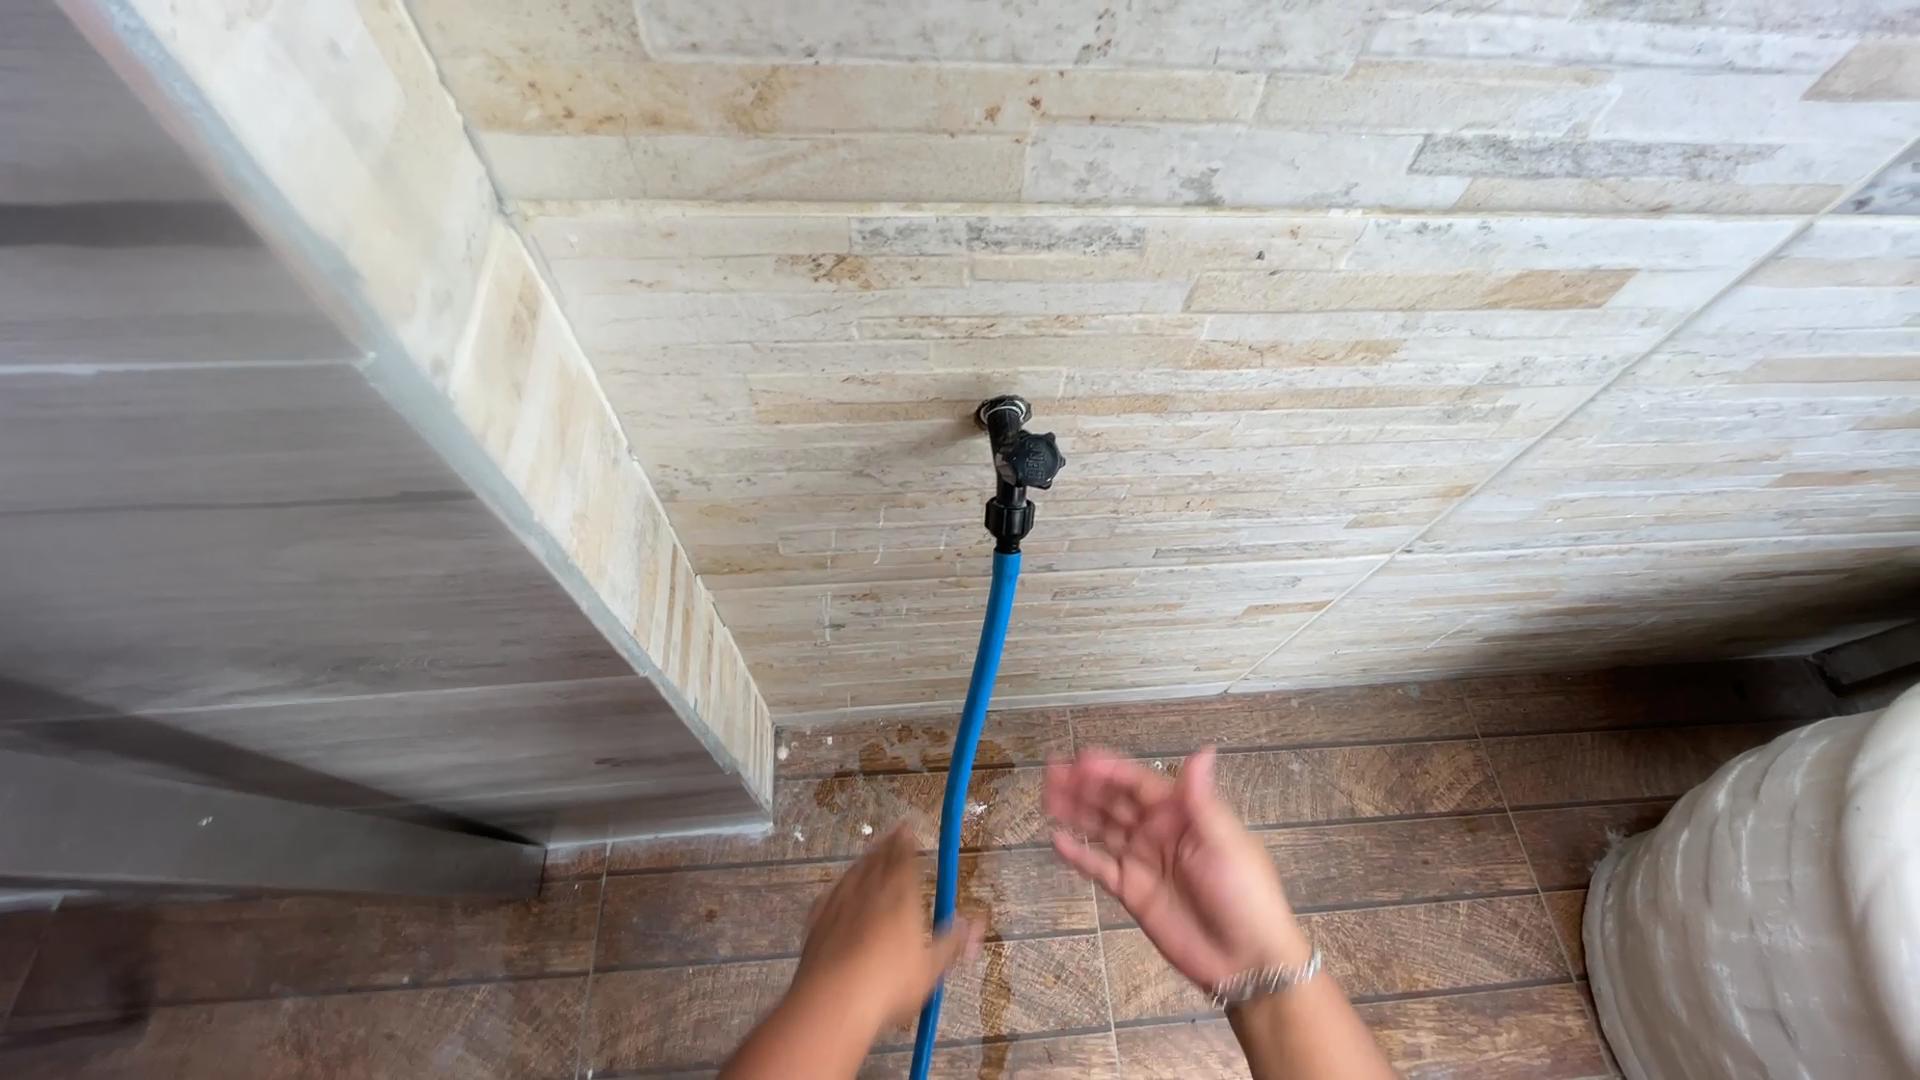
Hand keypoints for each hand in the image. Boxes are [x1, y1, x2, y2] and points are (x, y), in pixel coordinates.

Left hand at [790, 824, 980, 1029]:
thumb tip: (977, 923)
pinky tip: (839, 888)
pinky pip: (831, 893)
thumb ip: (954, 942)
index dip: (906, 841)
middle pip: (879, 859)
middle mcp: (870, 891)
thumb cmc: (889, 984)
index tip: (907, 827)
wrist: (833, 1001)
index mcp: (900, 895)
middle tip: (892, 831)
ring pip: (855, 872)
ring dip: (864, 859)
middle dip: (887, 844)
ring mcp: (841, 903)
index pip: (904, 858)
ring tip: (870, 852)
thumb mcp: (931, 967)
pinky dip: (840, 885)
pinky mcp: (818, 920)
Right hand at [1045, 746, 1308, 986]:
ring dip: (1076, 810)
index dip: (1109, 769)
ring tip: (1048, 796)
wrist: (1249, 962)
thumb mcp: (1226, 842)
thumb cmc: (1244, 894)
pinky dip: (1079, 854)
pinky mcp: (1132, 892)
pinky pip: (1100, 867)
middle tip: (1052, 771)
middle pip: (1114, 800)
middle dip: (1083, 784)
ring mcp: (1142, 861)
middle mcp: (1157, 831)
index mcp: (1181, 813)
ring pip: (1102, 827)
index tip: (1079, 759)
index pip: (1138, 782)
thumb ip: (1202, 799)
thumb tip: (1202, 751)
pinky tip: (1058, 840)